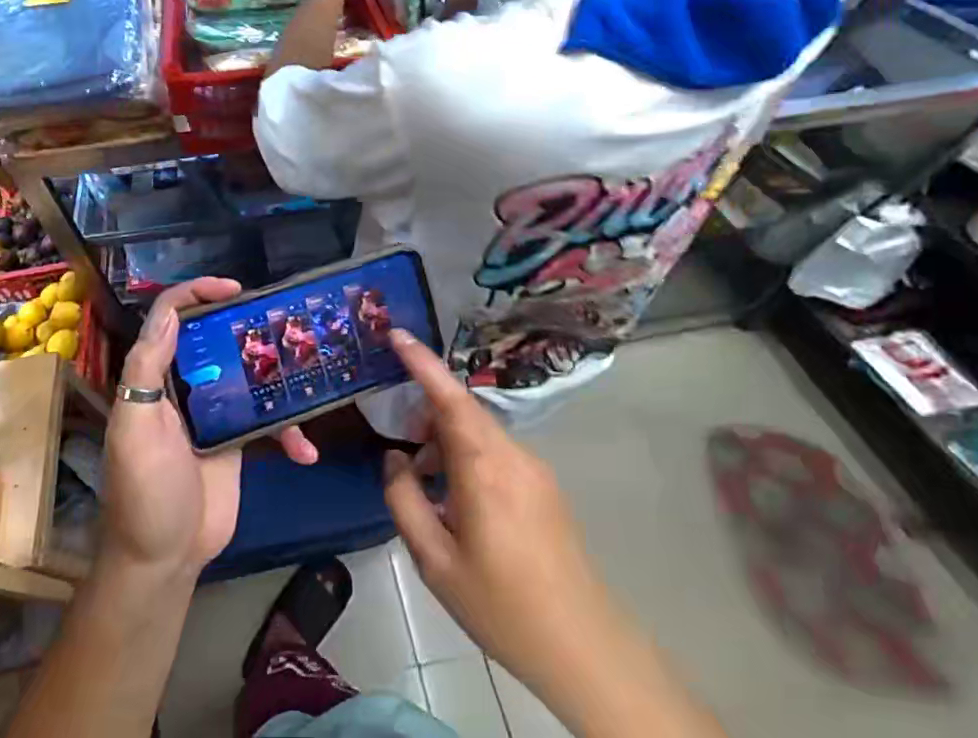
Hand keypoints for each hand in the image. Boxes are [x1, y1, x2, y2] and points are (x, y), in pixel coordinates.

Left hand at [103, 279, 318, 574]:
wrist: (164, 559)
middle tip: (285, 323)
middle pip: (216, 340)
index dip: (197, 294)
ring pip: (249, 377)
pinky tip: (305, 452)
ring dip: (279, 381)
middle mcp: (183, 387)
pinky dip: (289, 435)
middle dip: (248, 329)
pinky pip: (268, 422)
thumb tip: (168, 312)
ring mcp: (213, 414)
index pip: (170, 319)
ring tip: (310, 381)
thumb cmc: (145, 493)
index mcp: (153, 378)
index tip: (236, 289)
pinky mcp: (238, 441)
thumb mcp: (135, 431)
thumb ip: (146, 371)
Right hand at [381, 330, 619, 701]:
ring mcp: (534, 469)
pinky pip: (496, 452)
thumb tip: (395, 458)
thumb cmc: (500, 604)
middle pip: (463, 411)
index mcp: (484, 469)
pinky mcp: (544, 486)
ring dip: (446, 440)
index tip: (396, 334)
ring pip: (480, 432)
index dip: (422, 362)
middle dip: (426, 412)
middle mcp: (513, 456)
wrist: (582, 644)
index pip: (449, 398)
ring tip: (423, 480)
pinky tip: (454, 498)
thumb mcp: (434, 560)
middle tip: (398, 441)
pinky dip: (466, 457)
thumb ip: (404, 499)